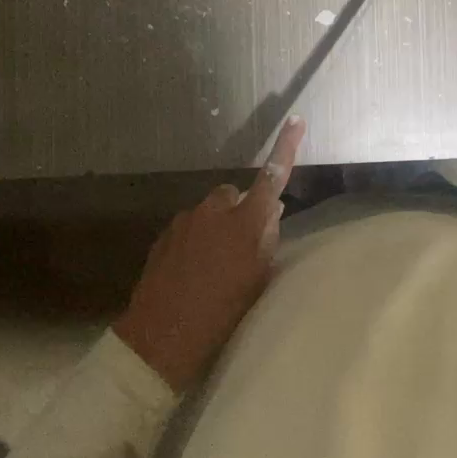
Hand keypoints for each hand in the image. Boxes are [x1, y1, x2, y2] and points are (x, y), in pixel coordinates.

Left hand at [113, 118, 306, 391]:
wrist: (161, 337)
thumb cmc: (221, 312)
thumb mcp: (256, 279)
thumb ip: (267, 239)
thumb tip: (271, 211)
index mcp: (245, 223)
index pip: (272, 176)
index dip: (286, 147)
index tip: (295, 120)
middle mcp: (214, 212)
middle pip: (234, 195)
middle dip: (241, 210)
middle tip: (244, 246)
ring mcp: (185, 221)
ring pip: (210, 212)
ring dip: (217, 227)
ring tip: (216, 265)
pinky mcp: (165, 235)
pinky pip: (190, 227)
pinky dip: (197, 239)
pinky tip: (195, 271)